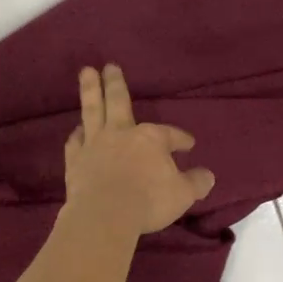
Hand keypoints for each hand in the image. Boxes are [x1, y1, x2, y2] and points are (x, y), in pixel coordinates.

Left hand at [63, 65, 214, 235]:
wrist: (105, 215)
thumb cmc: (148, 202)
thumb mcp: (183, 194)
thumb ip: (196, 183)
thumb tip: (208, 176)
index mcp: (150, 139)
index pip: (170, 134)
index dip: (180, 139)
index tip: (188, 144)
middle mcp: (121, 133)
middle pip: (119, 101)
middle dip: (116, 83)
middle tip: (110, 66)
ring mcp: (94, 145)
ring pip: (92, 111)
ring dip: (91, 91)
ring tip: (87, 72)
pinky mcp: (75, 161)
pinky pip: (74, 142)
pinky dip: (77, 135)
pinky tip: (78, 131)